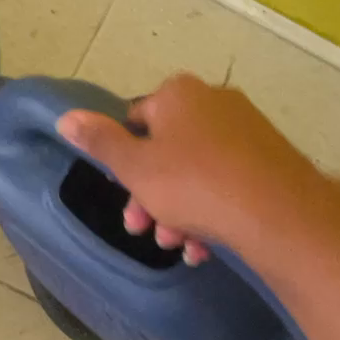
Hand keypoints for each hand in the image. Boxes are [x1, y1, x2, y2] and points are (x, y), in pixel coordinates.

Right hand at [57, 73, 339, 264]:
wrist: (274, 210)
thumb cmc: (191, 184)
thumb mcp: (133, 167)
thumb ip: (99, 143)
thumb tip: (66, 117)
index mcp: (177, 95)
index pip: (134, 121)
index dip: (124, 160)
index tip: (123, 192)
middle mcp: (212, 101)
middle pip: (164, 151)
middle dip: (149, 197)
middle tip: (143, 230)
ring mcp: (243, 128)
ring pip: (193, 173)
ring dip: (175, 212)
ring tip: (176, 245)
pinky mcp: (266, 157)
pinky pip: (223, 183)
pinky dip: (208, 212)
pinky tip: (202, 245)